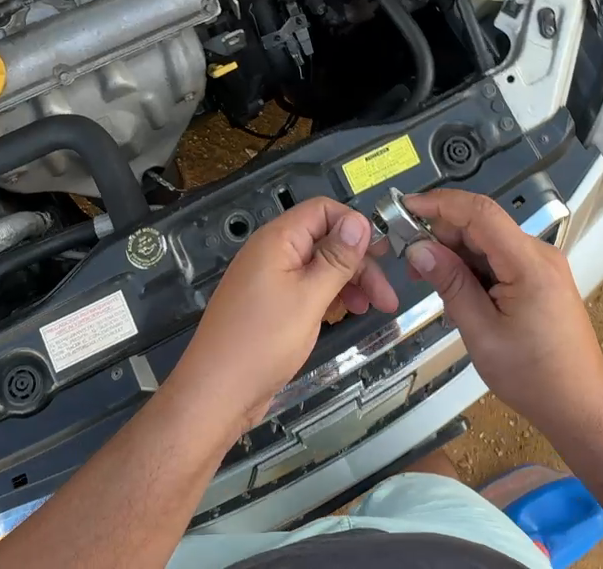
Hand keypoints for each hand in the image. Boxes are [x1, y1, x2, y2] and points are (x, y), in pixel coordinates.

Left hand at [165, 197, 398, 433]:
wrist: (216, 392)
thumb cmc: (263, 341)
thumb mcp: (309, 297)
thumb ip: (336, 258)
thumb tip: (358, 220)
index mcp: (278, 239)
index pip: (323, 210)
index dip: (353, 226)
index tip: (380, 255)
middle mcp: (272, 252)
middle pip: (325, 240)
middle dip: (358, 263)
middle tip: (386, 295)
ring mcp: (270, 278)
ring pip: (318, 266)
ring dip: (348, 282)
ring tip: (372, 308)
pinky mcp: (270, 303)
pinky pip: (306, 287)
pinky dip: (329, 297)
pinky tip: (345, 315)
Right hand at [404, 189, 602, 436]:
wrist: (582, 407)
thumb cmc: (533, 377)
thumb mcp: (482, 333)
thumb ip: (451, 285)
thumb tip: (419, 248)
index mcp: (529, 263)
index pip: (480, 212)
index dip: (440, 203)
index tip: (404, 208)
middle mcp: (539, 253)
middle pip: (481, 224)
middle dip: (442, 236)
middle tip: (413, 265)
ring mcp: (541, 265)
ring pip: (487, 241)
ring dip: (456, 256)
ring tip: (436, 289)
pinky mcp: (539, 278)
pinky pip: (498, 258)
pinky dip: (473, 269)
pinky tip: (460, 297)